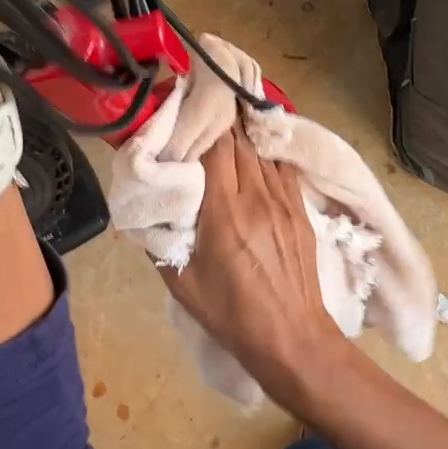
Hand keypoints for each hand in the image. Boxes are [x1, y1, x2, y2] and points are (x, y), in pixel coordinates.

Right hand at [161, 126, 347, 400]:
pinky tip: (257, 149)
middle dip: (220, 123)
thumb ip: (161, 241)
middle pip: (238, 142)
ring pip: (261, 151)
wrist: (291, 337)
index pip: (214, 149)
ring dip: (243, 135)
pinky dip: (266, 153)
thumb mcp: (182, 284)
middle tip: (202, 111)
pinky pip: (282, 167)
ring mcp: (283, 201)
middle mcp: (255, 198)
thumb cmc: (231, 314)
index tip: (185, 115)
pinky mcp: (300, 210)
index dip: (200, 126)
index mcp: (224, 213)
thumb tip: (147, 210)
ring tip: (227, 121)